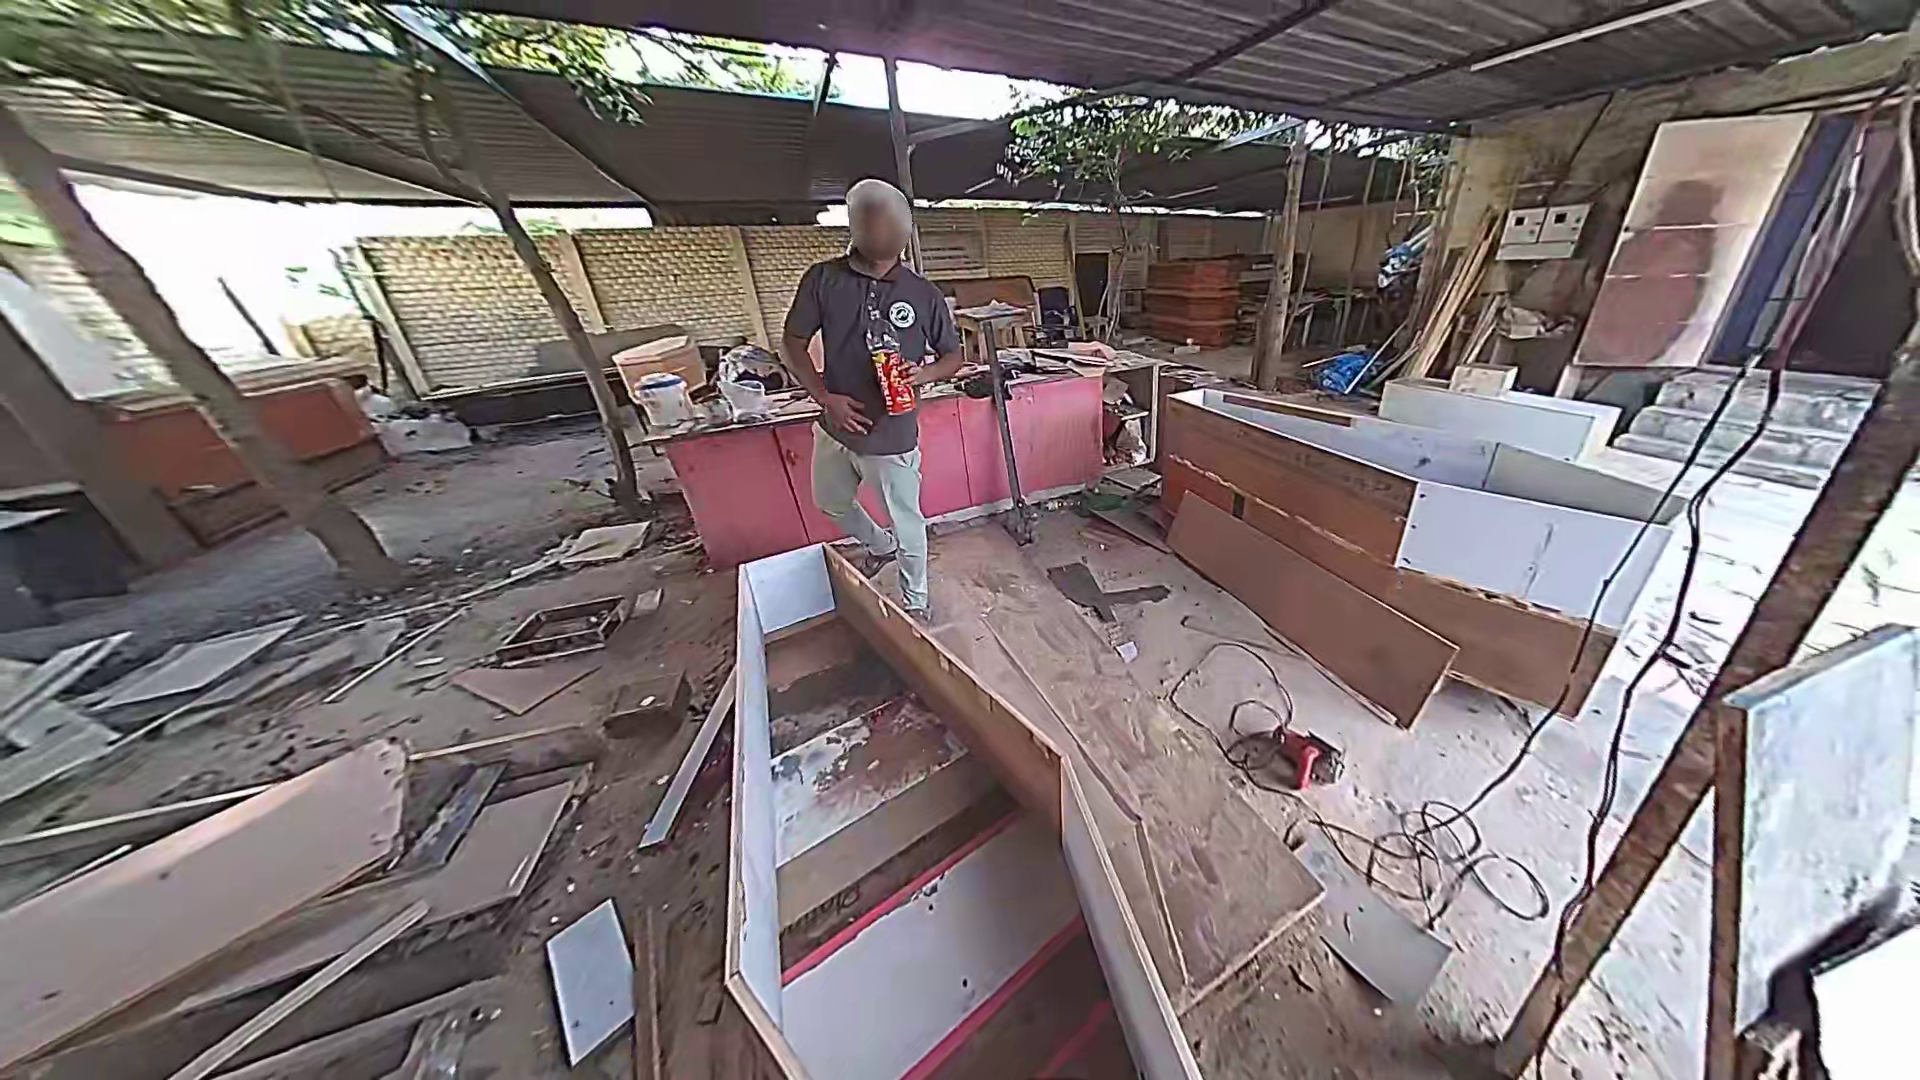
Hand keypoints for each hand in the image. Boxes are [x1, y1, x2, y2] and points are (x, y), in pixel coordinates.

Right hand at [821, 393, 870, 433]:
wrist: (825, 401)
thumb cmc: (836, 399)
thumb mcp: (847, 399)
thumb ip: (856, 404)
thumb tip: (864, 406)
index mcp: (849, 413)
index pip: (860, 419)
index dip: (866, 421)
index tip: (871, 423)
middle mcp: (845, 420)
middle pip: (855, 427)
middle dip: (861, 430)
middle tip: (866, 432)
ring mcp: (839, 423)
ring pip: (849, 429)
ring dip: (854, 430)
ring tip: (857, 432)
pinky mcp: (834, 423)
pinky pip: (841, 429)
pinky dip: (845, 430)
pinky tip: (846, 430)